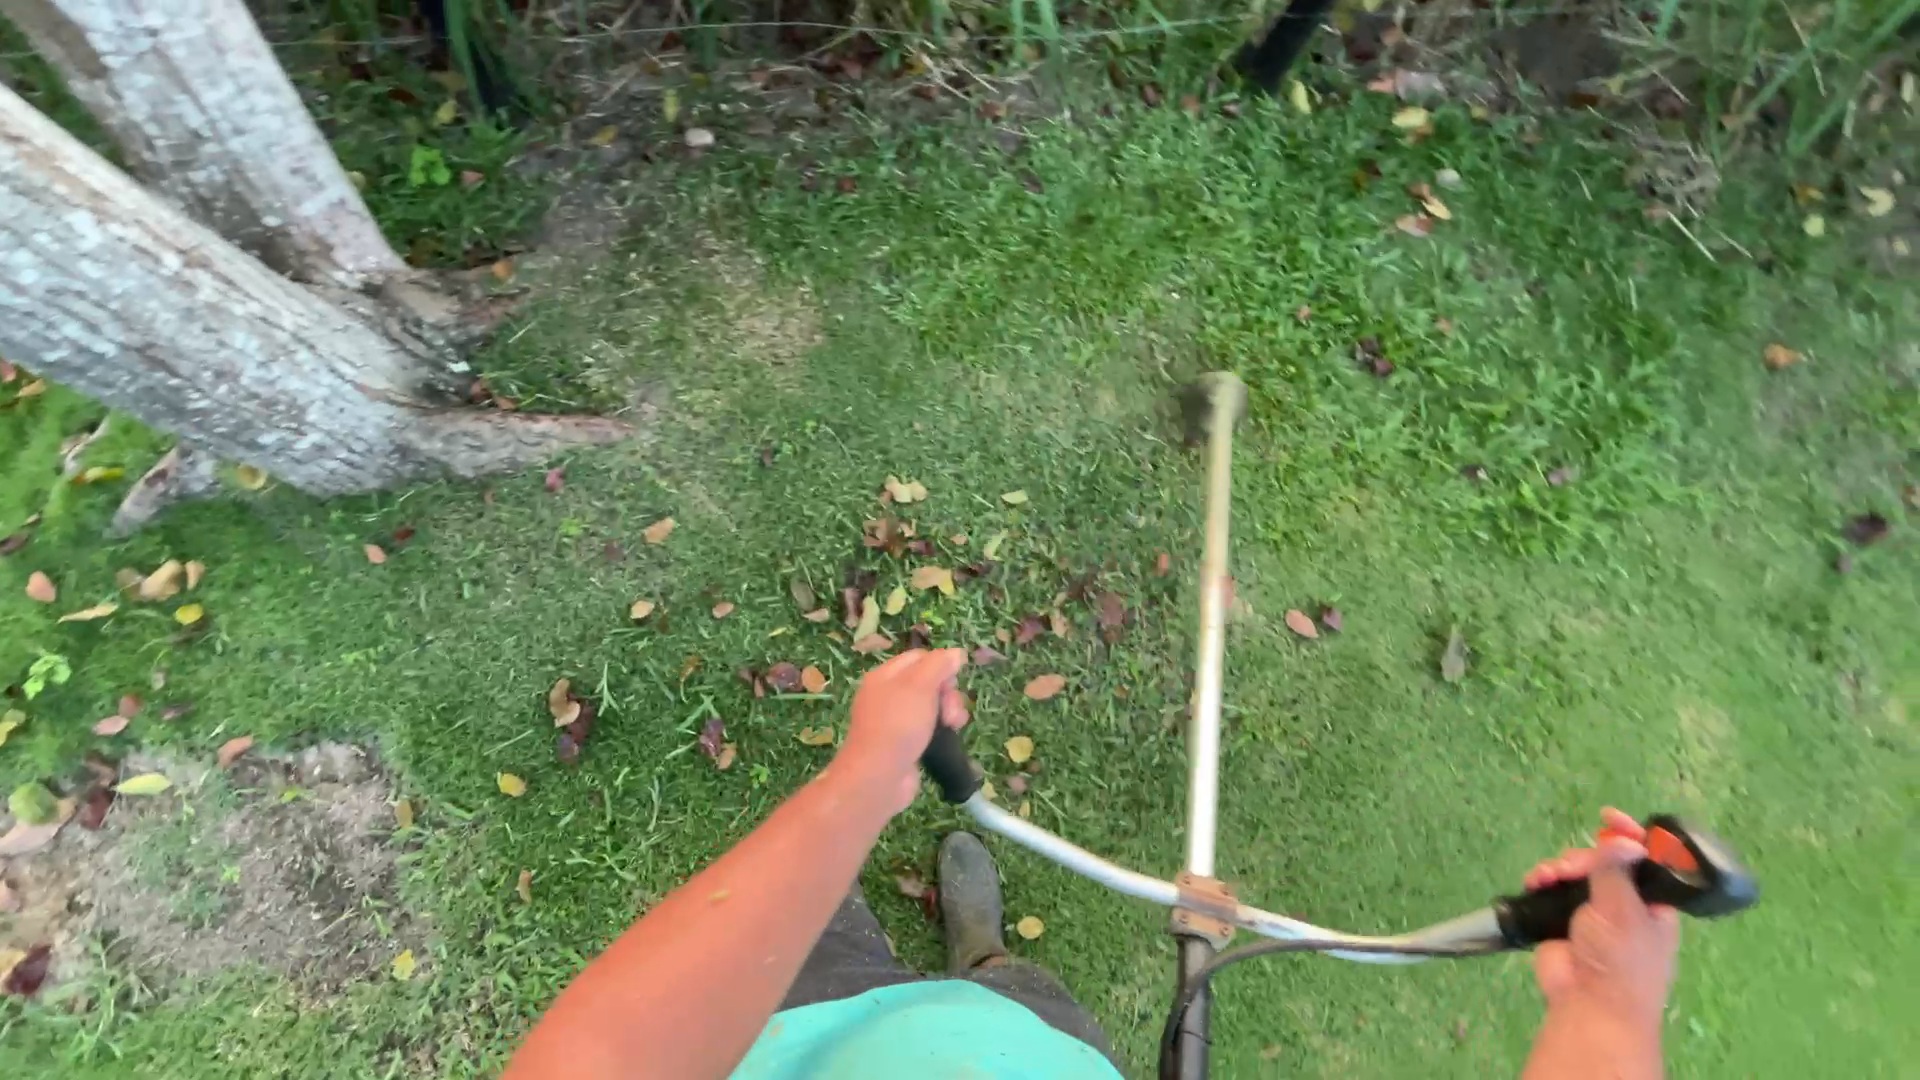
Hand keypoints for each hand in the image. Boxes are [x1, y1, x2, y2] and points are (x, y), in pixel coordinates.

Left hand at [835, 649, 968, 814]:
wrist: (879, 776)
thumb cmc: (898, 724)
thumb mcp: (920, 685)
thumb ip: (939, 664)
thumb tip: (956, 653)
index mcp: (885, 675)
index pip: (919, 657)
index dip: (941, 665)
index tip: (953, 681)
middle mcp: (888, 695)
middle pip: (928, 681)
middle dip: (948, 693)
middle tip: (951, 711)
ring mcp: (895, 720)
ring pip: (932, 706)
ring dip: (949, 712)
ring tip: (954, 726)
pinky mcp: (904, 743)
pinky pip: (928, 727)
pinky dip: (940, 730)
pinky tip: (948, 738)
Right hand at [1525, 808, 1680, 1029]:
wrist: (1587, 1000)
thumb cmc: (1619, 960)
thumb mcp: (1622, 911)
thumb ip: (1617, 871)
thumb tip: (1625, 837)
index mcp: (1653, 905)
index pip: (1645, 860)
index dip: (1629, 836)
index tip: (1609, 817)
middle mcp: (1624, 904)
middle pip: (1602, 861)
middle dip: (1582, 857)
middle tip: (1572, 868)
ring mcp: (1591, 911)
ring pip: (1573, 871)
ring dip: (1558, 868)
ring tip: (1548, 878)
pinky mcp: (1562, 917)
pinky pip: (1550, 886)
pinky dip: (1541, 880)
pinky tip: (1536, 883)